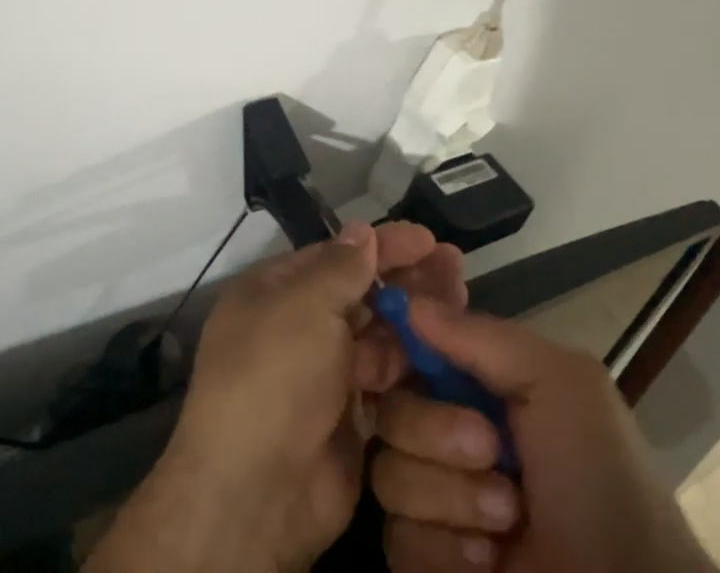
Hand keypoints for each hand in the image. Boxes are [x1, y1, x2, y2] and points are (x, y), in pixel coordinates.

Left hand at [85, 221, 464, 572]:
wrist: (258, 488)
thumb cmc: (274, 378)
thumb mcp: (303, 307)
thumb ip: (339, 268)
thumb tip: (362, 229)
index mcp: (272, 294)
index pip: (333, 257)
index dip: (380, 246)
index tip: (428, 240)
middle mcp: (296, 329)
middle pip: (360, 295)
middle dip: (405, 282)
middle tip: (456, 269)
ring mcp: (323, 376)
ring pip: (379, 337)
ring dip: (415, 323)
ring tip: (461, 307)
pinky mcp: (350, 417)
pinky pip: (388, 381)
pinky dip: (413, 367)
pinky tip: (449, 353)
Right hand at [371, 301, 714, 572]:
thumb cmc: (601, 477)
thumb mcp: (565, 383)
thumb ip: (484, 336)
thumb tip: (403, 301)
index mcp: (480, 388)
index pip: (408, 355)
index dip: (394, 355)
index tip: (395, 363)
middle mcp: (450, 437)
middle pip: (390, 414)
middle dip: (436, 434)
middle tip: (492, 453)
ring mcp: (436, 502)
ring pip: (389, 478)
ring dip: (450, 499)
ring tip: (507, 521)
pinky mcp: (427, 559)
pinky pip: (398, 540)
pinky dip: (445, 551)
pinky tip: (488, 560)